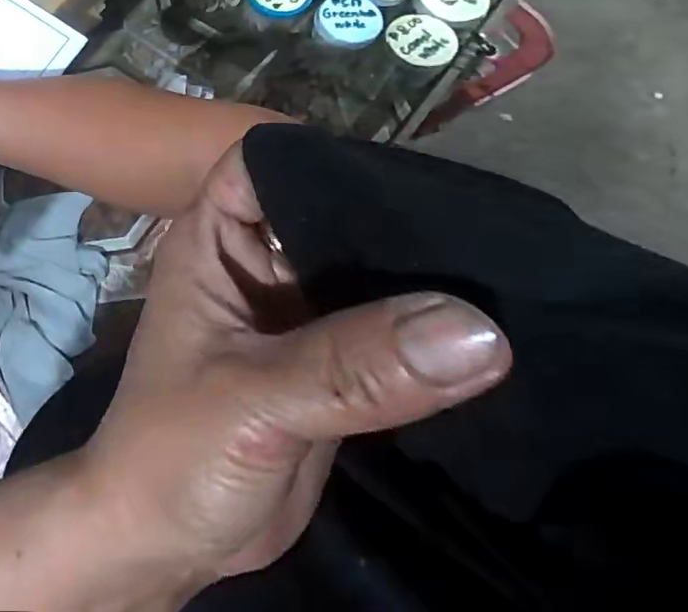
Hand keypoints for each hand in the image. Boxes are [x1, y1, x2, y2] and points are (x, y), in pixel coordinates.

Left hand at [76, 140, 512, 604]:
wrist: (162, 530)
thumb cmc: (174, 449)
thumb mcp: (252, 400)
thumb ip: (351, 366)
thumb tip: (478, 325)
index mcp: (210, 248)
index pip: (259, 167)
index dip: (322, 157)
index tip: (420, 173)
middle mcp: (252, 270)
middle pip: (325, 216)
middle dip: (396, 217)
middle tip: (506, 226)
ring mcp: (292, 319)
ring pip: (363, 276)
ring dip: (425, 278)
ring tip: (525, 272)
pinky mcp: (328, 368)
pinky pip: (386, 335)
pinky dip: (431, 334)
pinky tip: (507, 333)